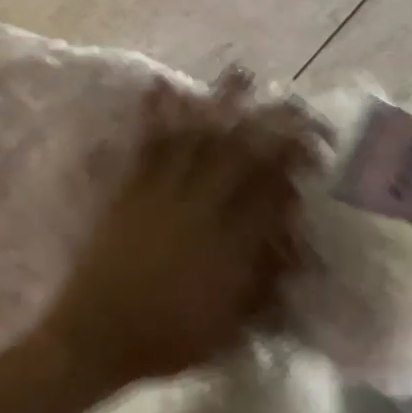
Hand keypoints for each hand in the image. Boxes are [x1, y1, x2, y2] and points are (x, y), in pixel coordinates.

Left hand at [37, 69, 327, 387]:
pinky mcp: (127, 190)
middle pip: (239, 155)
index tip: (314, 143)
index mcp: (230, 246)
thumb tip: (292, 249)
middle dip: (268, 122)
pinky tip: (164, 85)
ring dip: (219, 103)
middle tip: (289, 97)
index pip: (272, 193)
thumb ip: (264, 283)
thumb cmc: (168, 340)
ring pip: (195, 139)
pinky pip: (145, 144)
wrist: (97, 335)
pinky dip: (155, 113)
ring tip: (240, 73)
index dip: (294, 164)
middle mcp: (199, 211)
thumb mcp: (231, 325)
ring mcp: (159, 195)